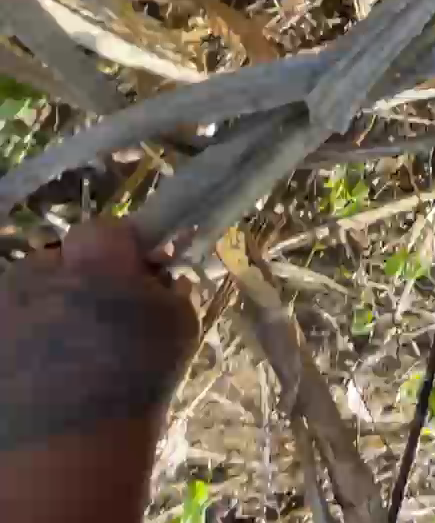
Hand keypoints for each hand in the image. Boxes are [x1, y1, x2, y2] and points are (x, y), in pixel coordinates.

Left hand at [0, 220, 196, 454]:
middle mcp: (34, 281)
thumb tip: (156, 270)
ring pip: (22, 292)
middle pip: (53, 260)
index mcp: (95, 268)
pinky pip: (8, 320)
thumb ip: (165, 285)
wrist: (66, 443)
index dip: (121, 245)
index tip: (138, 268)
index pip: (102, 228)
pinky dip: (21, 333)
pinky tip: (40, 360)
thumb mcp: (178, 318)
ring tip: (64, 341)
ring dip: (44, 305)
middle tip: (100, 308)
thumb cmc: (138, 376)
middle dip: (75, 277)